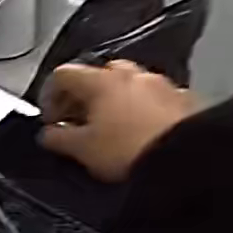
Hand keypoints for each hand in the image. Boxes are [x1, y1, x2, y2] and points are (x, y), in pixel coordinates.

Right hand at [37, 60, 201, 180]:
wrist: (184, 157)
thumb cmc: (127, 149)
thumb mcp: (81, 149)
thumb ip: (57, 138)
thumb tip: (48, 134)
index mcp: (101, 82)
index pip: (64, 75)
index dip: (50, 96)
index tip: (51, 119)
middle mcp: (131, 75)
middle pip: (98, 75)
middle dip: (84, 96)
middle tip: (78, 121)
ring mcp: (159, 84)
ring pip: (128, 84)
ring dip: (112, 101)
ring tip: (108, 129)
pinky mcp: (181, 100)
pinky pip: (152, 99)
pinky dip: (139, 110)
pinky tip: (136, 132)